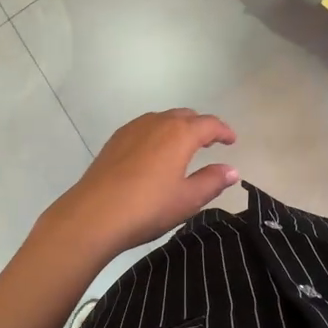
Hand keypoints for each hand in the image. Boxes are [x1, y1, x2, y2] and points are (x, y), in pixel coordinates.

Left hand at [39, 109, 239, 258]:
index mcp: (179, 133)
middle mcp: (158, 122)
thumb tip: (232, 170)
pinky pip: (146, 127)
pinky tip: (155, 153)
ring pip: (164, 119)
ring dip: (178, 128)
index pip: (209, 124)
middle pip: (186, 116)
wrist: (95, 212)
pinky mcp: (117, 138)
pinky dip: (158, 133)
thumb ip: (211, 181)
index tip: (232, 140)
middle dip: (201, 127)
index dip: (223, 131)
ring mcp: (134, 128)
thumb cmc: (148, 207)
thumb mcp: (187, 199)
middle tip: (210, 143)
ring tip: (185, 147)